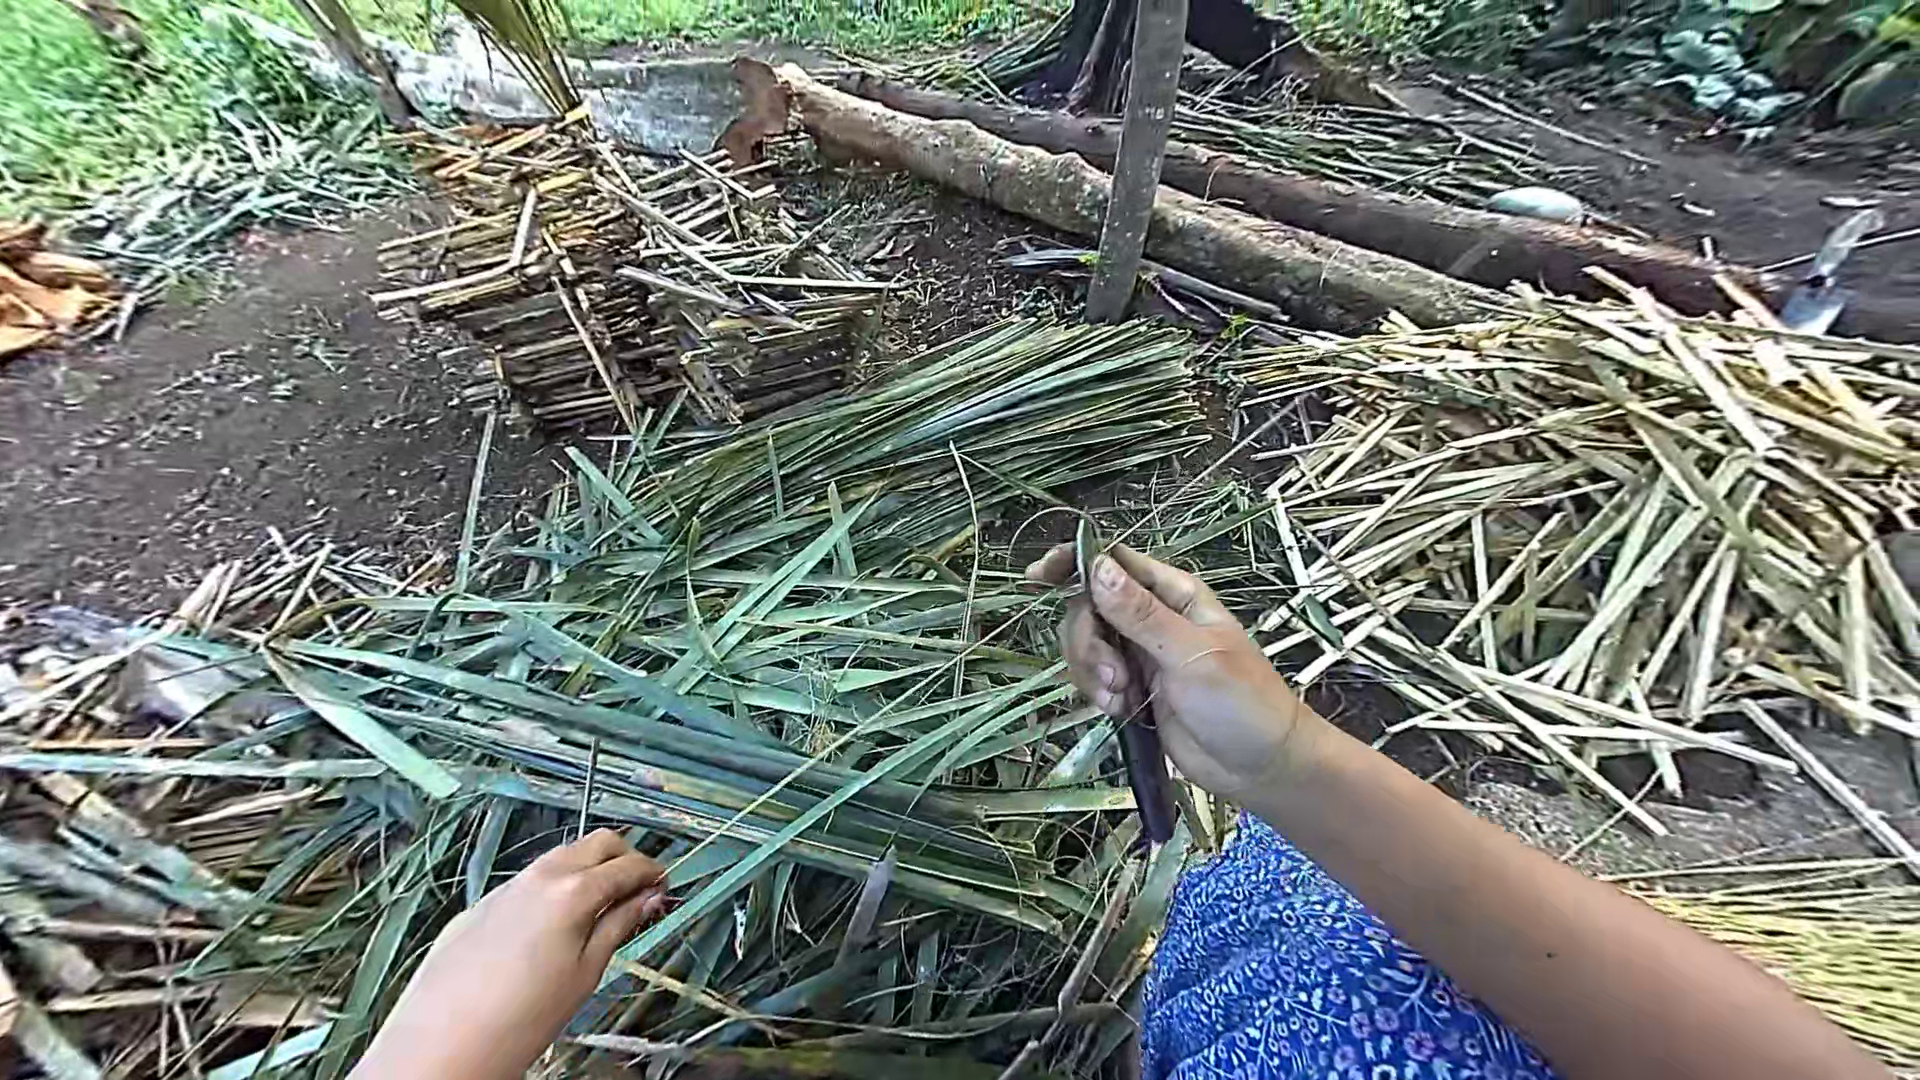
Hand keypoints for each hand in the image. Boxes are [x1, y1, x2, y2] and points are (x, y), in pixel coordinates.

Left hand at [351, 829, 666, 1079]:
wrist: (429, 1059)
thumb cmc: (519, 1022)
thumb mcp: (585, 974)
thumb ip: (621, 924)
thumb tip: (651, 896)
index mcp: (575, 889)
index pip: (630, 864)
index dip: (653, 872)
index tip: (663, 886)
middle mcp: (542, 875)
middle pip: (599, 841)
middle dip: (625, 856)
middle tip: (635, 888)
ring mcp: (506, 888)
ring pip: (562, 856)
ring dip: (589, 867)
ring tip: (596, 905)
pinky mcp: (476, 907)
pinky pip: (527, 882)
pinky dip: (552, 887)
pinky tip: (547, 927)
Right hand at [1027, 542, 1323, 802]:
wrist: (1259, 768)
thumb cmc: (1242, 702)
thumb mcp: (1191, 655)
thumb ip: (1140, 614)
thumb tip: (1095, 567)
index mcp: (1171, 593)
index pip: (1113, 561)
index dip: (1073, 563)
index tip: (1037, 578)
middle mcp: (1148, 615)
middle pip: (1087, 606)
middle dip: (1087, 641)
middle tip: (1112, 676)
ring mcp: (1135, 650)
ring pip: (1084, 642)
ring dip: (1090, 671)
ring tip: (1120, 698)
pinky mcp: (1127, 683)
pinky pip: (1090, 675)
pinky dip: (1095, 692)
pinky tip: (1121, 710)